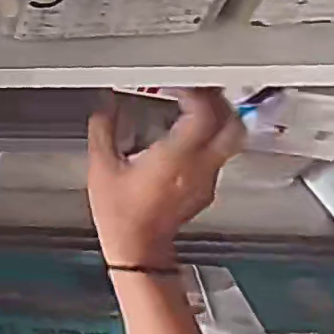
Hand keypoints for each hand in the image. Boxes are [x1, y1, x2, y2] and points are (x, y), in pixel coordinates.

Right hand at [88, 89, 245, 268]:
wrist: (138, 250)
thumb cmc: (120, 213)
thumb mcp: (101, 164)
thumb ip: (104, 128)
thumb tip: (105, 104)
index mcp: (175, 158)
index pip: (204, 115)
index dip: (196, 92)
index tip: (178, 83)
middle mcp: (199, 167)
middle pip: (231, 125)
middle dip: (218, 100)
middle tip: (197, 88)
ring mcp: (206, 179)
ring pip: (230, 139)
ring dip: (218, 116)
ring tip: (194, 104)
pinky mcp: (205, 188)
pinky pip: (218, 153)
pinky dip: (209, 134)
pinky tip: (185, 132)